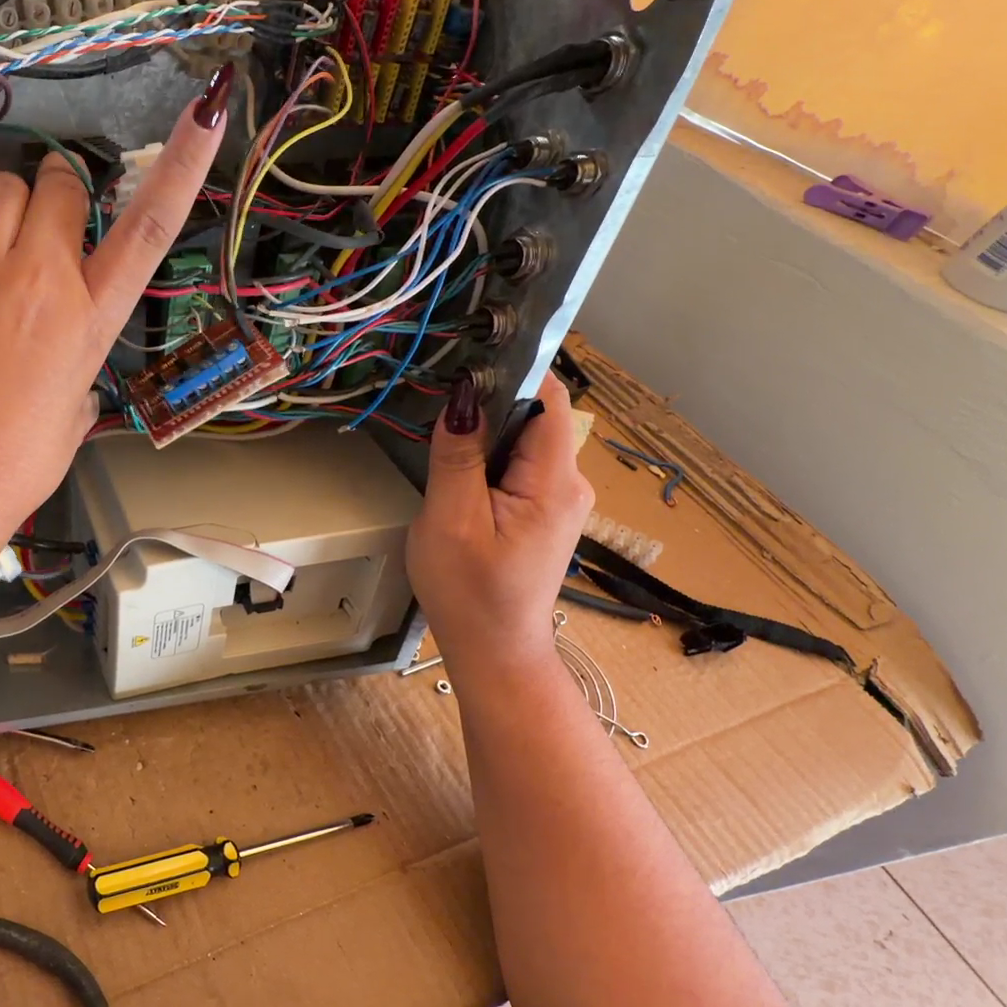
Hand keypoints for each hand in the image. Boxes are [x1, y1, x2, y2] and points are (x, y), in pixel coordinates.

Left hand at [0, 74, 231, 542]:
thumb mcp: (73, 417)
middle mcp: (36, 283)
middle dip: (59, 194)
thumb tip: (63, 362)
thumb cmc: (11, 470)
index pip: (151, 225)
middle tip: (46, 221)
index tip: (207, 110)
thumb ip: (77, 369)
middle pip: (60, 187)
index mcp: (89, 320)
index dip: (183, 162)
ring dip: (3, 198)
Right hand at [407, 372, 593, 663]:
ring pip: (524, 438)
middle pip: (536, 414)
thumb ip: (457, 457)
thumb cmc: (469, 592)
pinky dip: (489, 454)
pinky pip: (518, 462)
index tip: (466, 357)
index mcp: (553, 482)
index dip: (513, 370)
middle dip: (489, 399)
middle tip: (438, 394)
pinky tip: (457, 463)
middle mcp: (568, 482)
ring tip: (441, 428)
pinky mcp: (542, 510)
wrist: (494, 650)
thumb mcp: (451, 521)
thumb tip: (460, 397)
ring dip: (485, 428)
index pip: (549, 398)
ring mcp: (558, 497)